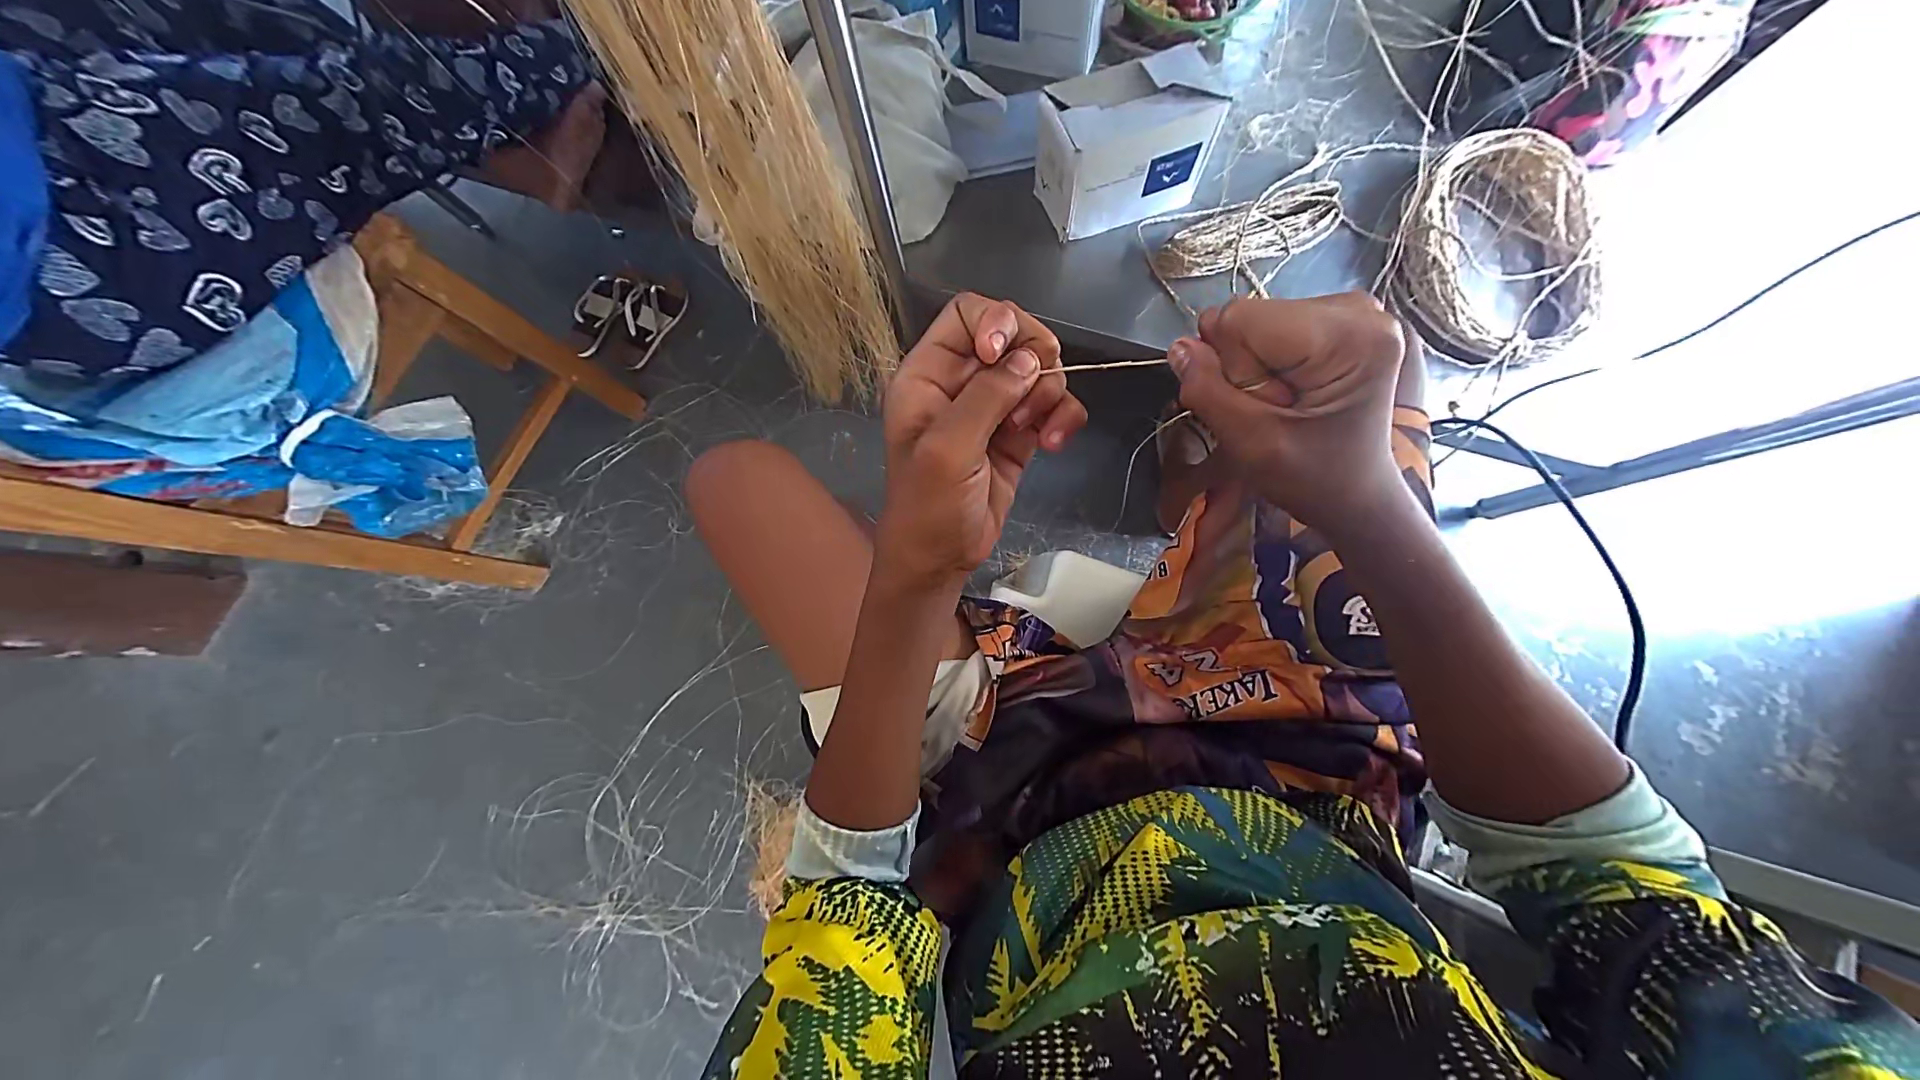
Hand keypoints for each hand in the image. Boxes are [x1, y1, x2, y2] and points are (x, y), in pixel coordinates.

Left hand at [877, 294, 1087, 587]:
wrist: (941, 558)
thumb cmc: (928, 506)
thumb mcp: (948, 449)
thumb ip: (986, 397)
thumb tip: (1029, 361)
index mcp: (929, 374)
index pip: (967, 314)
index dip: (995, 321)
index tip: (1004, 355)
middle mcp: (962, 382)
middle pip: (1014, 335)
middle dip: (1033, 360)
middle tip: (1031, 397)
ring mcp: (994, 407)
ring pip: (1039, 370)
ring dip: (1049, 395)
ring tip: (1034, 432)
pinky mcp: (1020, 433)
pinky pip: (1053, 405)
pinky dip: (1062, 418)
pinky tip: (1052, 444)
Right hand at [1168, 292, 1407, 536]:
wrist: (1355, 495)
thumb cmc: (1312, 478)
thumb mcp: (1251, 444)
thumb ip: (1208, 391)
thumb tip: (1177, 347)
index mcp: (1348, 334)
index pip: (1238, 318)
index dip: (1230, 366)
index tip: (1264, 407)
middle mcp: (1356, 308)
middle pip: (1248, 317)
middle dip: (1243, 368)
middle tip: (1275, 411)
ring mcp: (1350, 310)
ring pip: (1253, 323)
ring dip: (1252, 369)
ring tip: (1284, 406)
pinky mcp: (1338, 320)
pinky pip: (1268, 329)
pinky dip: (1266, 364)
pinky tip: (1293, 393)